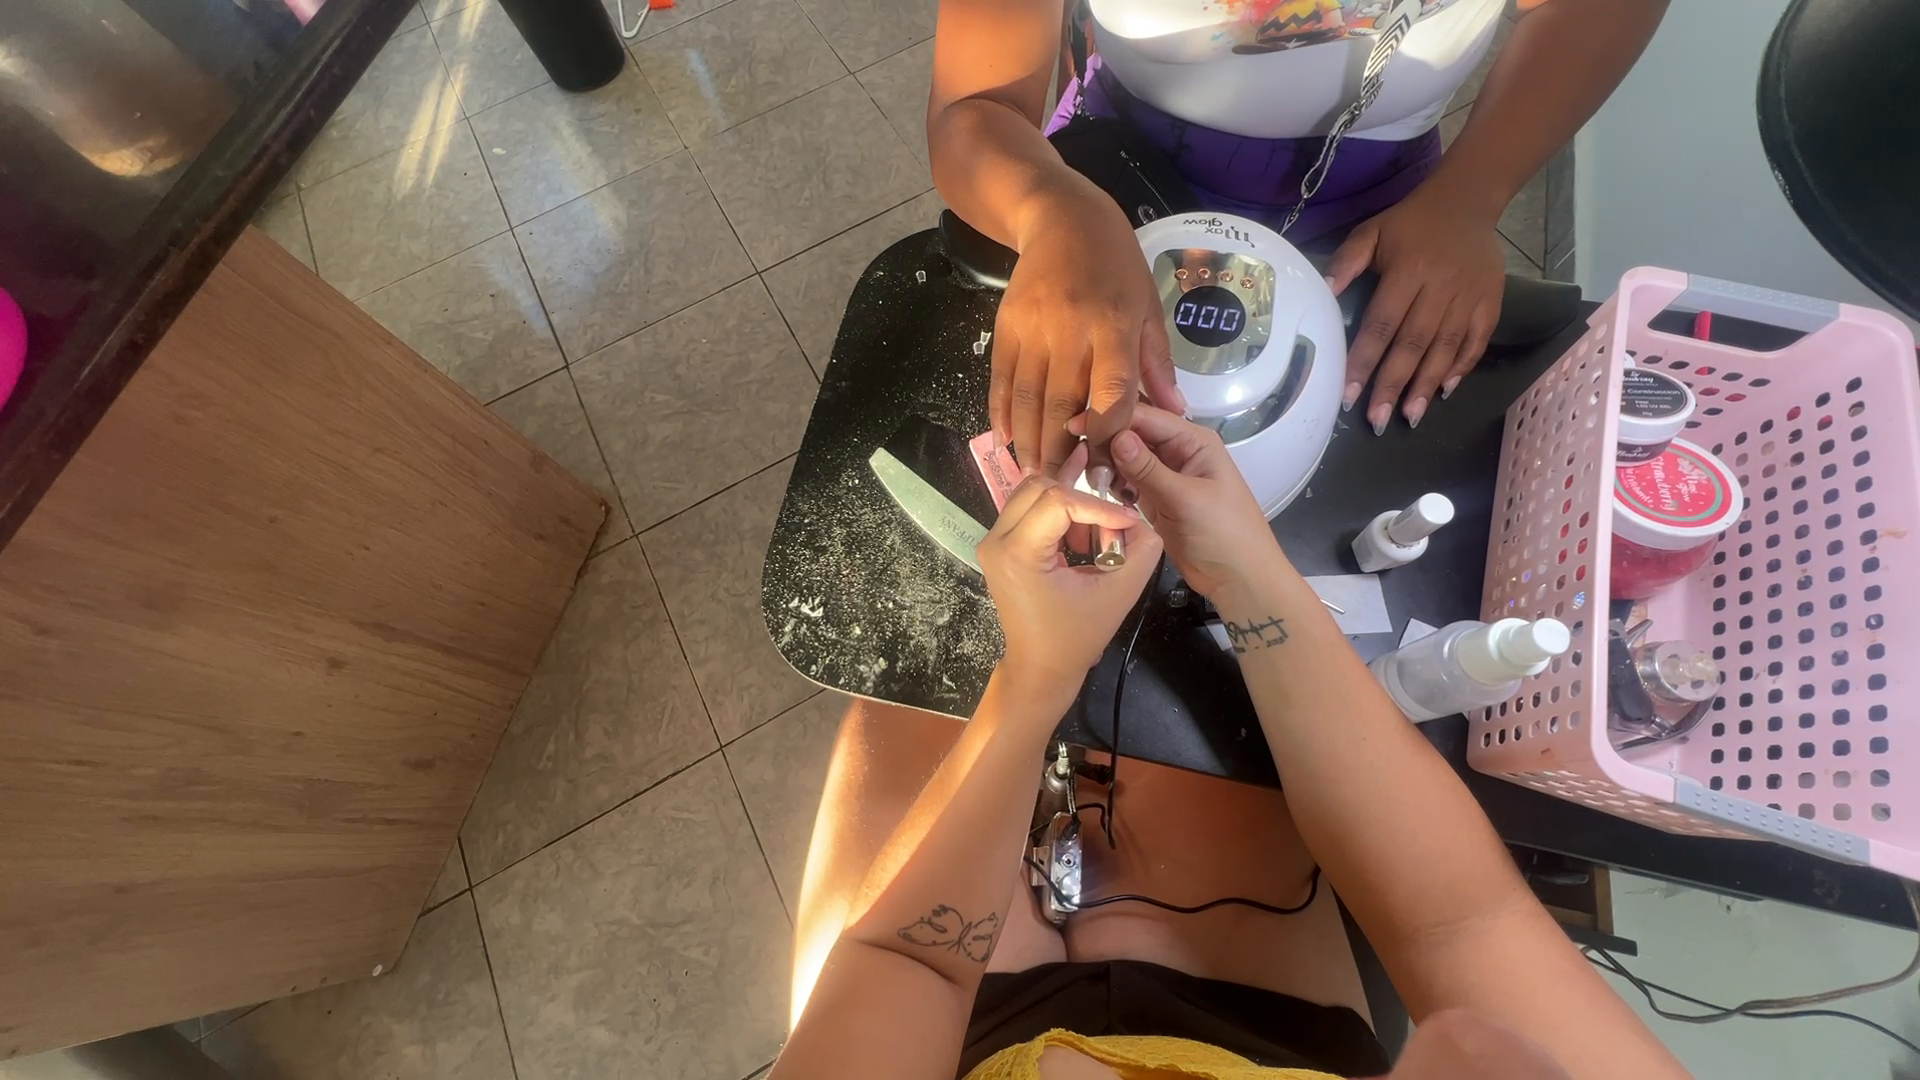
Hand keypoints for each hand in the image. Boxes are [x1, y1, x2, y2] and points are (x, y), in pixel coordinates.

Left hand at [978, 471, 1161, 688]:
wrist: (1040, 666)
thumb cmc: (1076, 637)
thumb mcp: (1120, 593)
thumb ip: (1142, 550)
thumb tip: (1140, 520)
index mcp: (1017, 553)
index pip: (1059, 501)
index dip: (1099, 506)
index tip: (1127, 523)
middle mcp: (996, 541)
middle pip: (1041, 487)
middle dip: (1082, 502)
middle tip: (1107, 529)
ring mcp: (992, 541)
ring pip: (1032, 492)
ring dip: (1068, 506)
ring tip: (1090, 539)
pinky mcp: (999, 545)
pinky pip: (1027, 509)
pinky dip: (1056, 515)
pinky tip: (1079, 535)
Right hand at [991, 188, 1184, 476]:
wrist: (1061, 217)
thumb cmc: (1116, 263)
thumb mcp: (1148, 305)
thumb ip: (1156, 363)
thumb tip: (1174, 412)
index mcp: (1115, 326)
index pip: (1111, 393)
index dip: (1106, 434)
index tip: (1103, 462)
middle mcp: (1071, 330)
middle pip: (1062, 406)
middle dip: (1059, 452)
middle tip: (1060, 485)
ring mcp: (1033, 329)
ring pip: (1027, 399)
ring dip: (1028, 442)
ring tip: (1033, 472)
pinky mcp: (1005, 328)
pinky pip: (1002, 380)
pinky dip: (1000, 412)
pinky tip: (1004, 438)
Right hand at [1082, 406, 1282, 599]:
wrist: (1237, 578)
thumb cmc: (1224, 534)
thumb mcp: (1185, 499)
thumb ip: (1148, 469)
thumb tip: (1117, 437)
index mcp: (1192, 440)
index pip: (1145, 416)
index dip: (1111, 417)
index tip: (1076, 425)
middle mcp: (1176, 450)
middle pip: (1132, 433)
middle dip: (1105, 442)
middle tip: (1080, 459)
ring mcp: (1164, 475)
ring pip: (1125, 457)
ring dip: (1106, 464)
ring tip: (1092, 479)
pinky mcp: (1154, 497)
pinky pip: (1126, 480)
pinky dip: (1113, 484)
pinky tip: (1103, 492)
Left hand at [1324, 185, 1505, 435]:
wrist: (1470, 198)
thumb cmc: (1409, 223)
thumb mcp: (1371, 233)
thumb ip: (1346, 262)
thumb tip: (1322, 291)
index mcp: (1409, 271)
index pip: (1381, 325)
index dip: (1365, 361)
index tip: (1348, 393)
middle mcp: (1442, 287)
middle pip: (1414, 344)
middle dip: (1394, 385)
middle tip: (1377, 419)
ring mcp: (1471, 296)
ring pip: (1446, 348)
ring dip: (1427, 385)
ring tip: (1409, 416)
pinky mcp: (1491, 301)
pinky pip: (1477, 340)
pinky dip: (1462, 367)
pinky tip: (1445, 391)